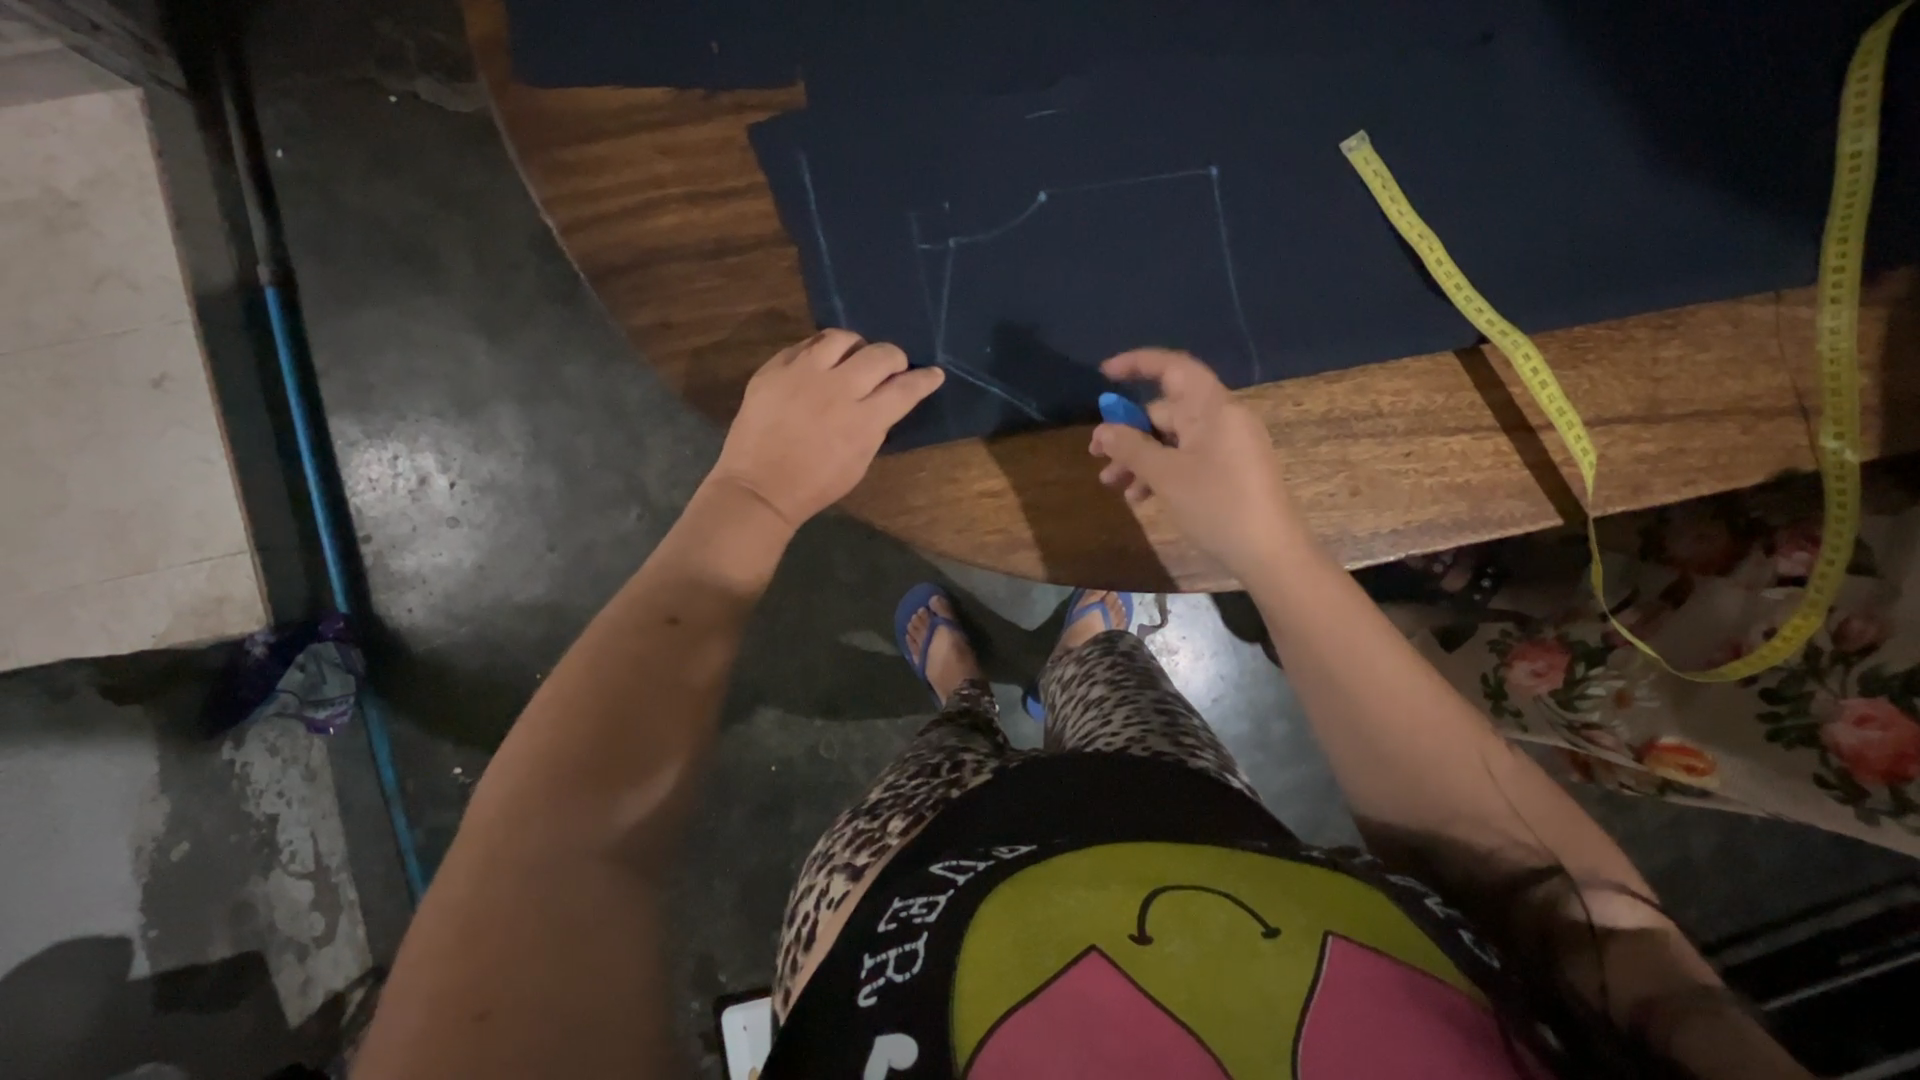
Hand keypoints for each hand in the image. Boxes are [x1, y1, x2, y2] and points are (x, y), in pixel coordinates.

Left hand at [707, 330, 943, 529]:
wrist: (759, 487)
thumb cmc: (815, 484)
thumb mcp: (859, 461)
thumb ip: (876, 425)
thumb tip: (885, 400)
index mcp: (863, 420)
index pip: (905, 388)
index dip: (924, 379)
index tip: (933, 373)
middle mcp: (837, 388)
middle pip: (880, 354)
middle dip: (894, 358)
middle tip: (891, 367)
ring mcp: (803, 374)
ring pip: (841, 338)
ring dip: (855, 346)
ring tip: (852, 358)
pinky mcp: (774, 368)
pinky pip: (804, 345)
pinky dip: (819, 352)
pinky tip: (819, 365)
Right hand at [1089, 349, 1304, 578]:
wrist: (1271, 554)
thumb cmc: (1217, 506)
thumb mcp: (1166, 476)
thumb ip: (1130, 448)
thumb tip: (1103, 430)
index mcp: (1213, 408)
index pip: (1172, 367)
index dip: (1137, 364)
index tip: (1104, 375)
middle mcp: (1222, 419)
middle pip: (1166, 411)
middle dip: (1128, 432)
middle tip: (1096, 458)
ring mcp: (1228, 446)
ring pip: (1173, 440)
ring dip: (1140, 458)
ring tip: (1113, 485)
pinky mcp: (1229, 470)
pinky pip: (1188, 459)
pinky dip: (1162, 471)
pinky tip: (1141, 498)